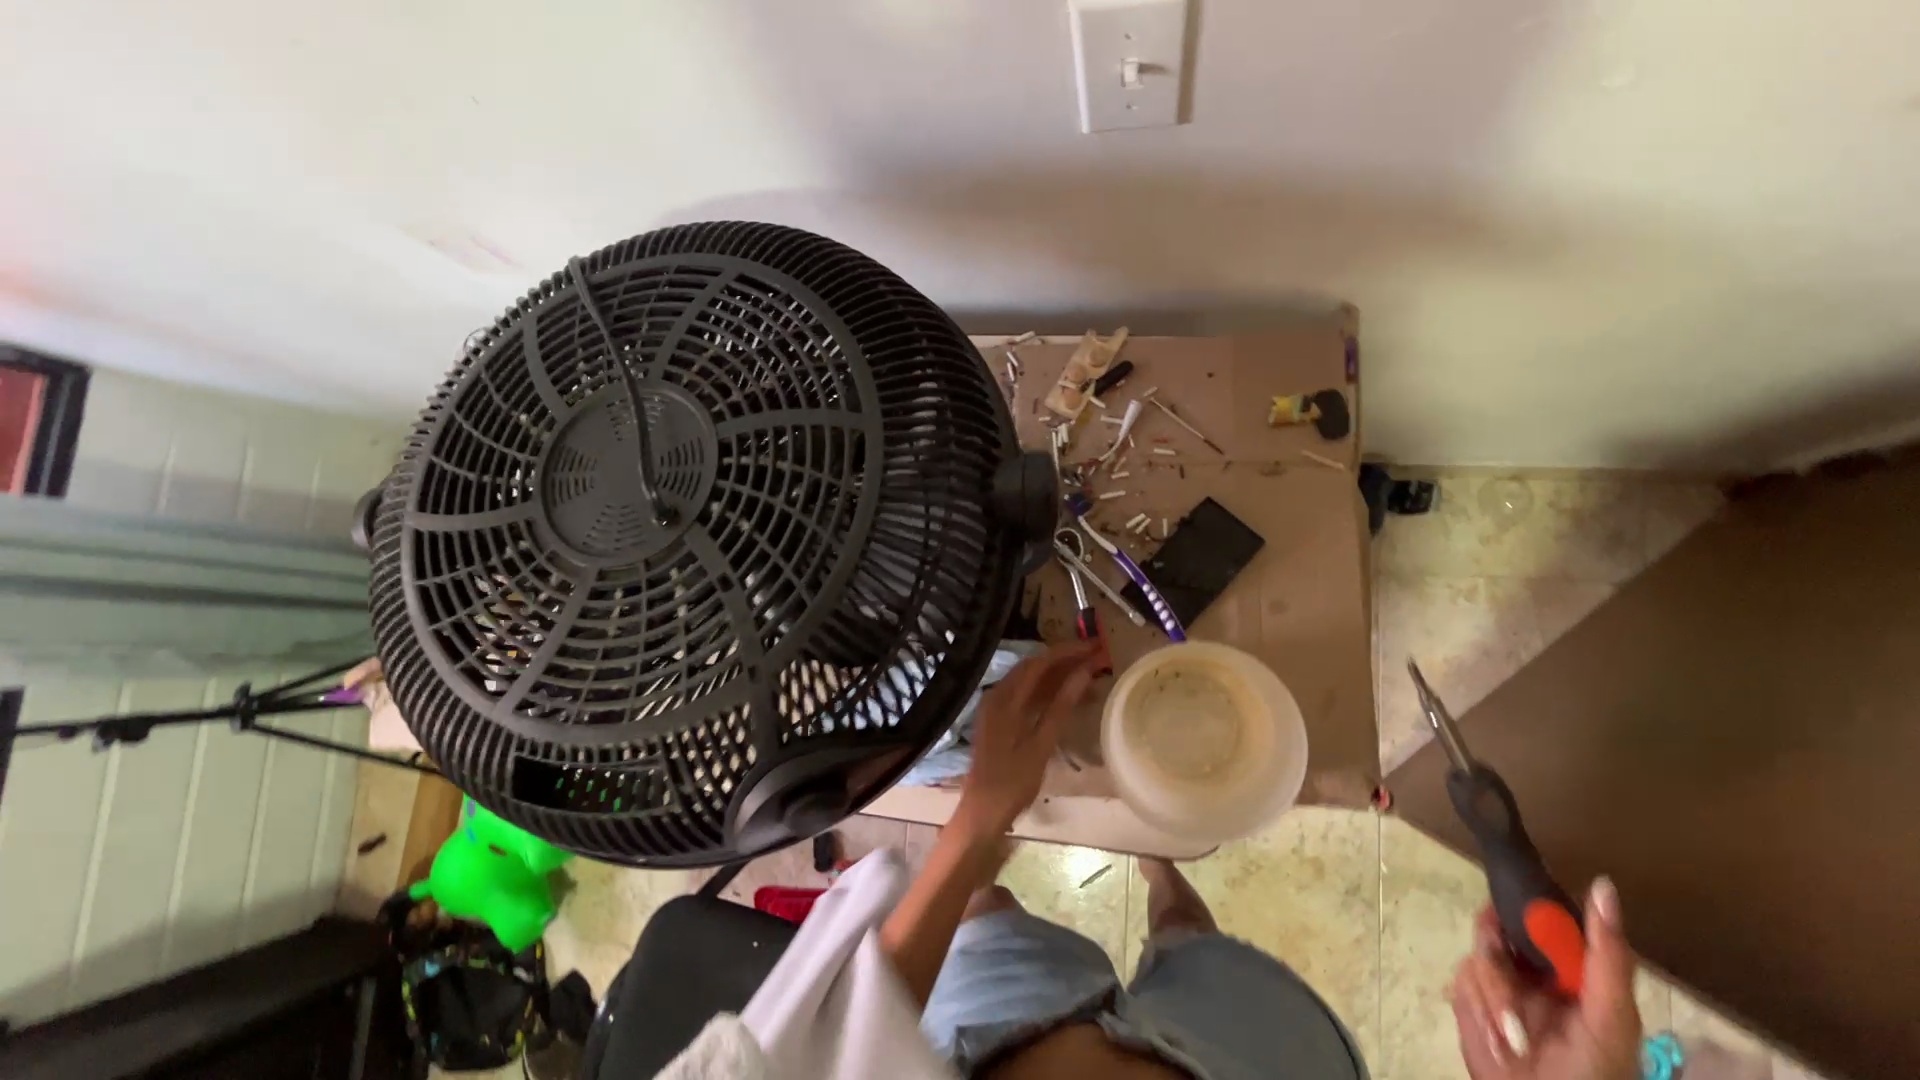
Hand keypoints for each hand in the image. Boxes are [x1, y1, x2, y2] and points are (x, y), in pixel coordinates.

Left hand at [956, 642, 1102, 836]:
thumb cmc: (1012, 783)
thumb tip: (1084, 672)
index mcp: (1004, 699)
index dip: (1068, 652)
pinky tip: (1070, 698)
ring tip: (1091, 676)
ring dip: (1058, 676)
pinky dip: (1048, 692)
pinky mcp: (999, 720)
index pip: (1039, 662)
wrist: (981, 812)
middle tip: (1097, 658)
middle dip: (1065, 660)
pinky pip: (1026, 696)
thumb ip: (1061, 707)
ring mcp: (996, 708)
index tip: (1095, 647)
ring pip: (1031, 681)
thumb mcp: (1041, 745)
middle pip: (1034, 667)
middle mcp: (997, 696)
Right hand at [1451, 877, 1641, 1079]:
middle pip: (1498, 927)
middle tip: (1505, 970)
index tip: (1514, 898)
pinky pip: (1462, 983)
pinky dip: (1479, 1012)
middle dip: (1497, 949)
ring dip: (1494, 998)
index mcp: (1573, 969)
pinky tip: (1499, 1040)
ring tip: (1515, 1039)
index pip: (1544, 917)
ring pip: (1479, 957)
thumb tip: (1602, 883)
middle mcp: (1534, 971)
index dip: (1526, 904)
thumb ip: (1607, 956)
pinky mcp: (1471, 1002)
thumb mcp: (1612, 1016)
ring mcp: (1500, 986)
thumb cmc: (1595, 1073)